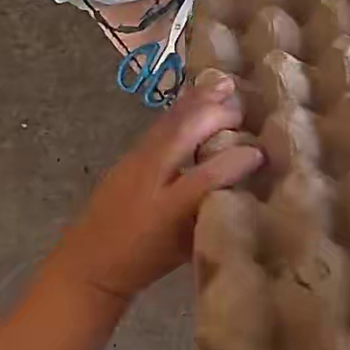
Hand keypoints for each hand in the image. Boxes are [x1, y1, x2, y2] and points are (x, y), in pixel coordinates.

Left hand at [50, 73, 262, 300]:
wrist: (87, 265)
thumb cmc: (144, 259)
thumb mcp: (185, 246)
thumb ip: (213, 217)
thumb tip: (243, 190)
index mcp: (168, 206)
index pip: (210, 174)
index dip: (239, 160)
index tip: (262, 154)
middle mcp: (151, 176)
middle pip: (186, 133)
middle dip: (219, 116)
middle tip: (246, 111)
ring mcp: (135, 161)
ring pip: (171, 122)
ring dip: (199, 101)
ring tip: (224, 84)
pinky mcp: (129, 156)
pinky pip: (161, 124)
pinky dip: (182, 107)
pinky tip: (194, 97)